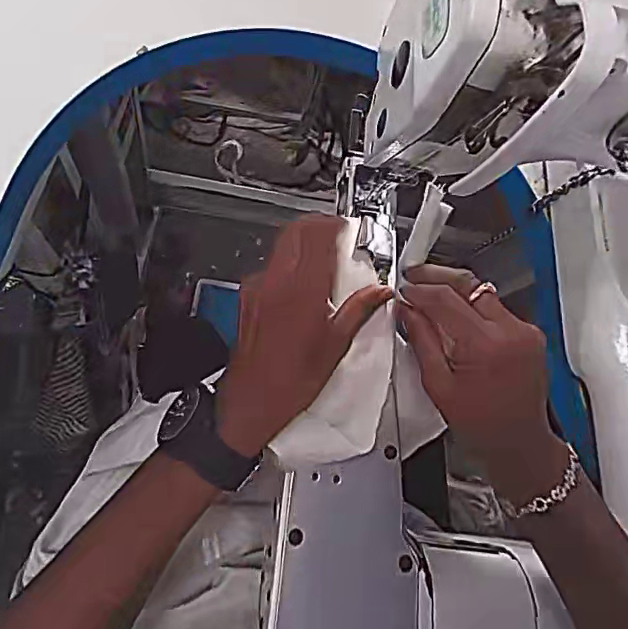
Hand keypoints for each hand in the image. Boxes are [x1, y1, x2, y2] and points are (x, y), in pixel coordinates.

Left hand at [217, 215, 393, 455]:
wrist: (252, 403)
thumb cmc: (291, 382)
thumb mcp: (336, 345)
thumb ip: (360, 310)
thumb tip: (379, 292)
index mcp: (304, 290)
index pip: (318, 236)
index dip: (336, 226)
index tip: (349, 229)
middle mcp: (277, 283)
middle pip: (296, 231)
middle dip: (318, 226)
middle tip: (337, 235)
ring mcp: (258, 288)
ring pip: (281, 246)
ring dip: (303, 243)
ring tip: (323, 261)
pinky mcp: (247, 298)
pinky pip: (270, 268)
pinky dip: (288, 265)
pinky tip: (301, 286)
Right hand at [396, 264, 571, 506]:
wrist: (520, 443)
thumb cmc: (483, 425)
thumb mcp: (439, 385)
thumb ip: (422, 341)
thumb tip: (408, 312)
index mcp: (486, 346)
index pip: (446, 299)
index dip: (420, 291)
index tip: (405, 291)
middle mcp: (511, 332)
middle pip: (469, 285)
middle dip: (438, 277)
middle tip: (415, 276)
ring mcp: (525, 332)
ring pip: (484, 293)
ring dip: (457, 291)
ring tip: (432, 296)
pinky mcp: (530, 334)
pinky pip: (497, 309)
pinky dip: (475, 308)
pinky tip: (457, 316)